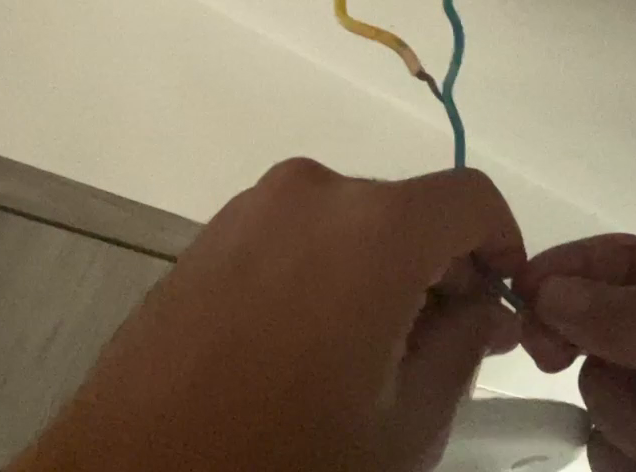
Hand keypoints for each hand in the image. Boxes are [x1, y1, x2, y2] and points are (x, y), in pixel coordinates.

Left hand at [9, 158, 525, 471]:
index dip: (501, 245)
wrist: (134, 470)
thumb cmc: (288, 455)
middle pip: (407, 211)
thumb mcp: (405, 424)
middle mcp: (314, 191)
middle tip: (440, 347)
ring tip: (367, 356)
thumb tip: (479, 305)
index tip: (498, 305)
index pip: (470, 198)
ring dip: (379, 269)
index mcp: (372, 225)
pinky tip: (306, 341)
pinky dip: (325, 267)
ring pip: (351, 221)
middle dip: (438, 267)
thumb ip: (461, 347)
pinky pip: (297, 231)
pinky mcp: (215, 228)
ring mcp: (255, 204)